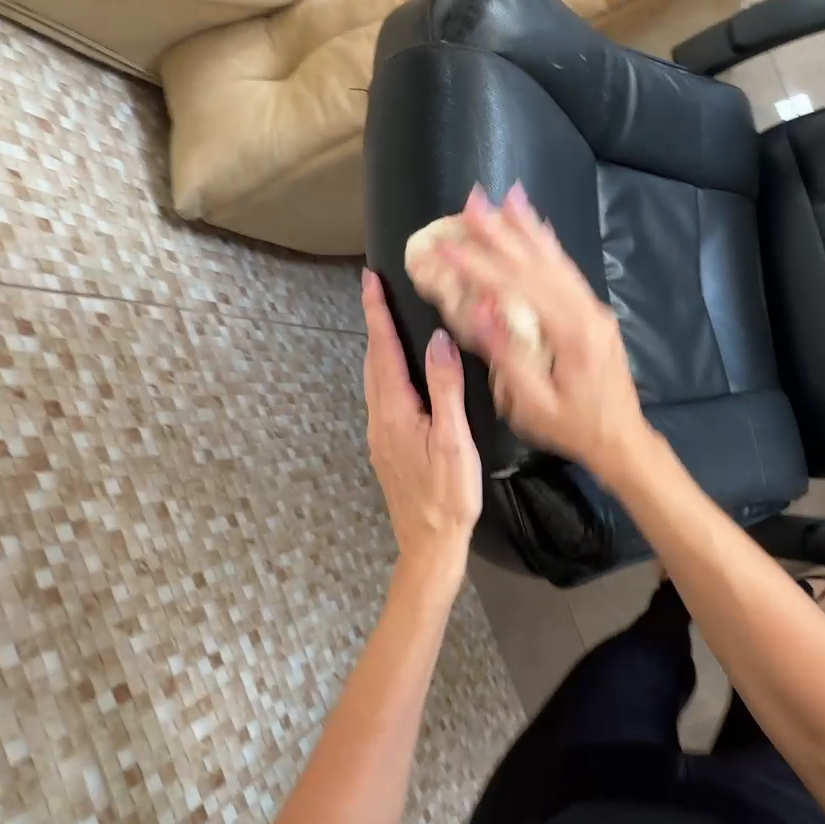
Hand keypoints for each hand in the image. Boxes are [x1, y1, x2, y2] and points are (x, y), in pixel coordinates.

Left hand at [361, 269, 481, 579]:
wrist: (429, 543)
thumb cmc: (448, 495)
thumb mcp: (454, 440)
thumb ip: (445, 389)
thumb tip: (437, 341)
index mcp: (396, 411)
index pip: (383, 350)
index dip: (377, 313)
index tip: (370, 280)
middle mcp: (380, 419)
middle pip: (373, 360)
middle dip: (374, 322)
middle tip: (377, 290)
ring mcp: (380, 434)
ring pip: (375, 378)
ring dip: (379, 346)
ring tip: (388, 321)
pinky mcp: (387, 447)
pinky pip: (382, 395)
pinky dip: (386, 369)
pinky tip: (401, 372)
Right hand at [440, 184, 656, 482]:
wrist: (622, 438)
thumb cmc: (574, 428)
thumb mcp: (534, 405)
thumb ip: (508, 357)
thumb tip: (480, 312)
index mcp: (569, 333)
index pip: (515, 287)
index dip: (478, 264)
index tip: (447, 245)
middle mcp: (585, 312)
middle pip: (536, 263)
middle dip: (501, 231)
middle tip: (472, 201)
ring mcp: (594, 309)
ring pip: (555, 259)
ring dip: (527, 228)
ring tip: (505, 197)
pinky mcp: (595, 313)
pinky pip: (568, 270)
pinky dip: (550, 245)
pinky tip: (539, 227)